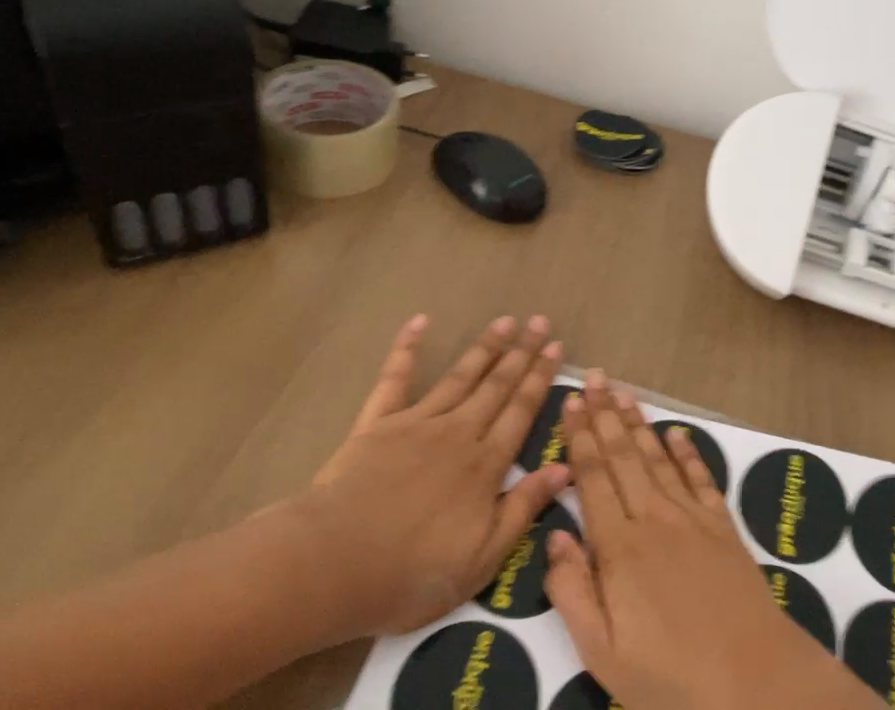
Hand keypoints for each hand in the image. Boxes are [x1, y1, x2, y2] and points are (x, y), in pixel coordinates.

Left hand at [275, 314, 570, 643]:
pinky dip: (407, 348)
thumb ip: (522, 509)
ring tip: (505, 321)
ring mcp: (416, 424)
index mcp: (485, 466)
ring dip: (484, 348)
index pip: (521, 413)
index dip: (541, 380)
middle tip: (541, 322)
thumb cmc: (411, 574)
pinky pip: (395, 378)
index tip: (556, 349)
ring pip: (459, 377)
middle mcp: (457, 434)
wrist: (331, 565)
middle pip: (497, 387)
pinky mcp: (376, 424)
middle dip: (521, 353)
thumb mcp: (482, 559)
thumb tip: (563, 468)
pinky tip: (419, 322)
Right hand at [544, 373, 882, 709]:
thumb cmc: (669, 676)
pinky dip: (687, 453)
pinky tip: (677, 434)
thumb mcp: (602, 651)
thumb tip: (557, 535)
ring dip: (639, 424)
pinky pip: (700, 479)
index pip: (593, 477)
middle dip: (605, 415)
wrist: (754, 680)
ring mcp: (692, 520)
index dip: (579, 437)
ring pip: (658, 460)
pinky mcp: (722, 528)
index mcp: (619, 547)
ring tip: (623, 394)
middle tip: (595, 377)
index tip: (571, 402)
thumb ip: (572, 591)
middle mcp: (654, 519)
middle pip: (624, 456)